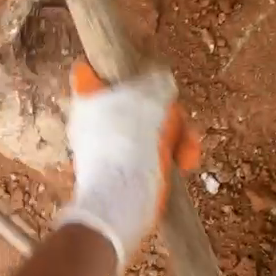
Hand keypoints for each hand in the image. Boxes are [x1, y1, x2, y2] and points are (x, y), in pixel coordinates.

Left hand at [55, 60, 201, 267]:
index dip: (113, 69)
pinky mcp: (127, 168)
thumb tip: (161, 79)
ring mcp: (112, 146)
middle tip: (175, 121)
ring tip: (185, 152)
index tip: (139, 74)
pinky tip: (185, 163)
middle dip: (165, 111)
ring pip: (152, 126)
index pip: (90, 71)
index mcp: (90, 99)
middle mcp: (97, 121)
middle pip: (136, 99)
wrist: (121, 206)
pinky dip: (172, 155)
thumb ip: (154, 86)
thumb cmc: (128, 151)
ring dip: (176, 135)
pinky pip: (154, 151)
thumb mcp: (147, 106)